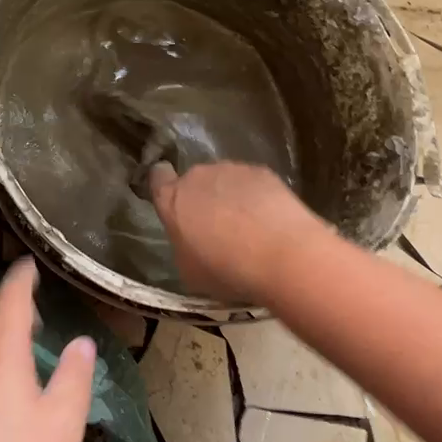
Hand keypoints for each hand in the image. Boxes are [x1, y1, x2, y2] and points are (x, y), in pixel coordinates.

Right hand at [149, 161, 329, 302]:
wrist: (284, 257)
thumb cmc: (227, 270)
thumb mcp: (190, 271)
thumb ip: (183, 247)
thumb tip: (191, 242)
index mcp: (171, 200)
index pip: (157, 177)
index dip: (164, 186)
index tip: (175, 203)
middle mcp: (197, 176)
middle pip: (194, 181)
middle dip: (202, 198)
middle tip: (218, 228)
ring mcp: (231, 170)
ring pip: (224, 180)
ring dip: (230, 196)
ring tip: (250, 228)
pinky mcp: (263, 172)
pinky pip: (252, 183)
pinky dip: (258, 197)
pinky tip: (271, 222)